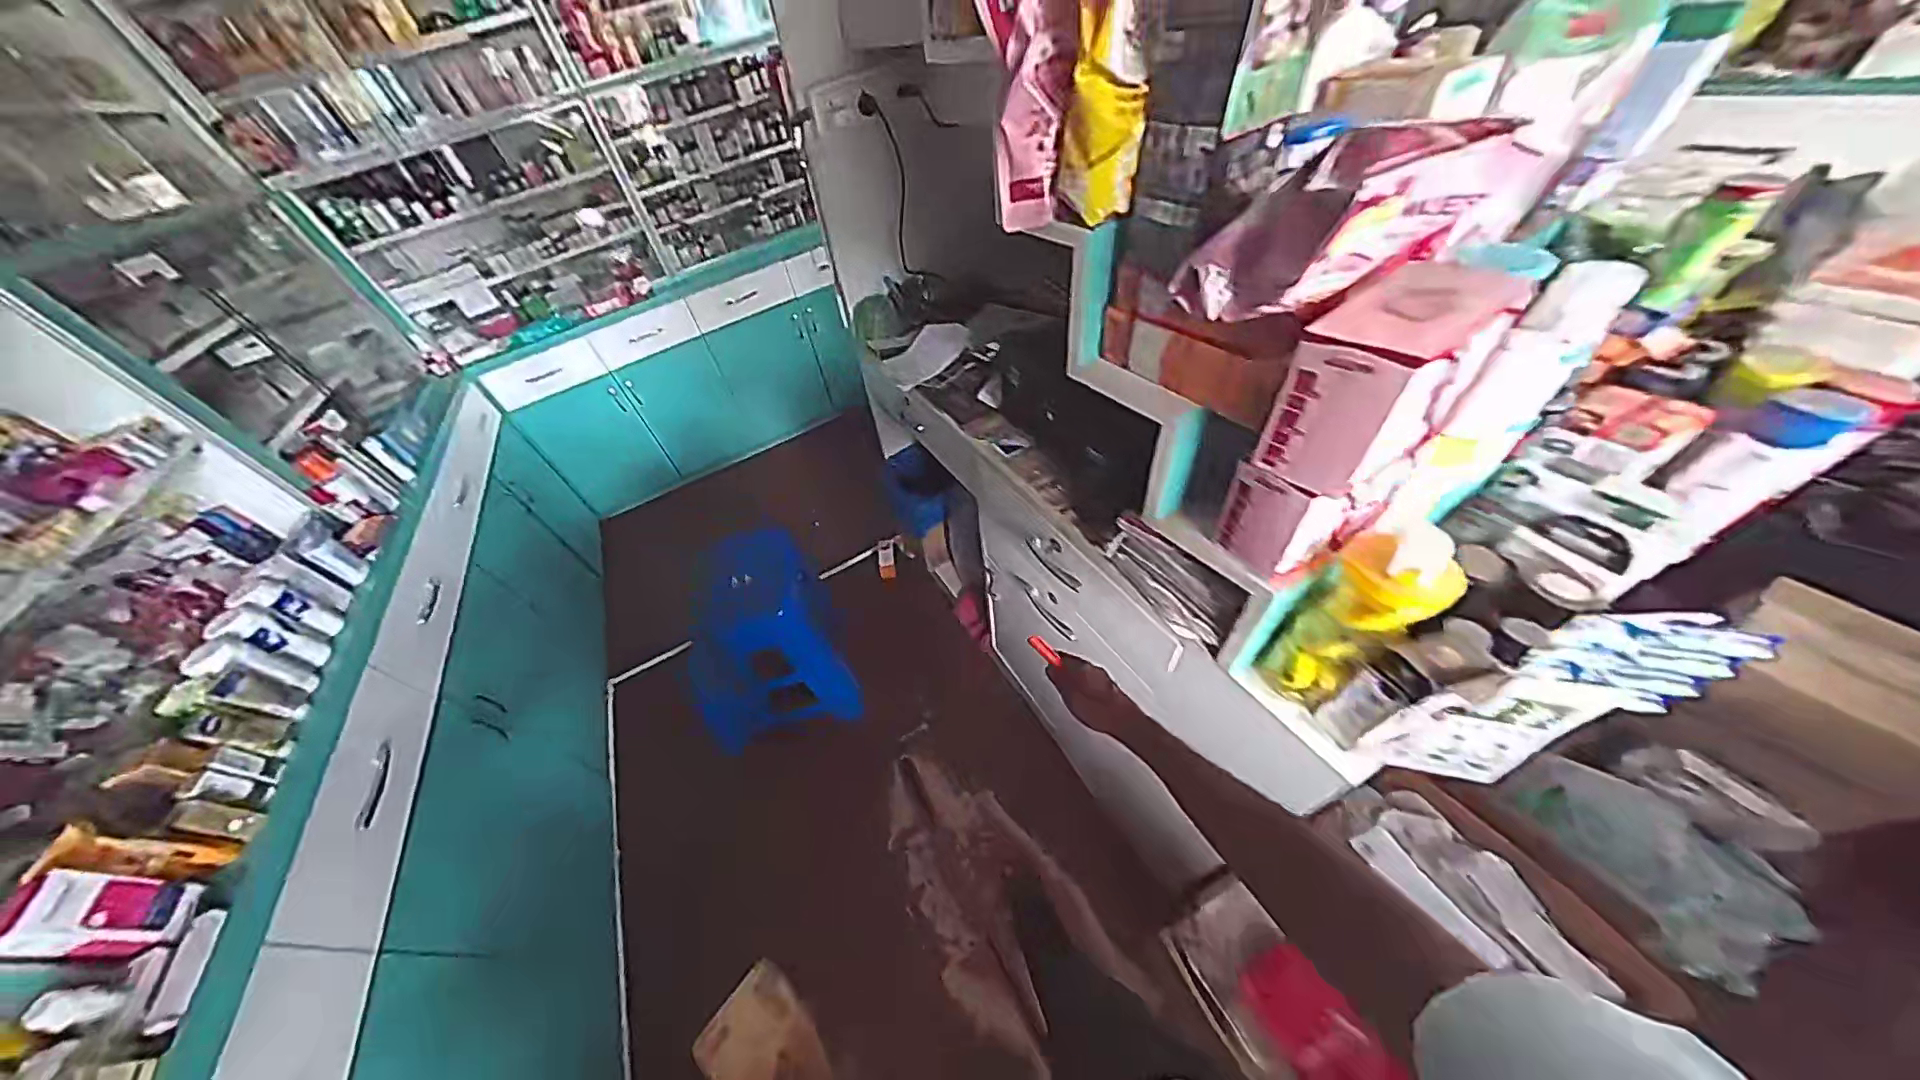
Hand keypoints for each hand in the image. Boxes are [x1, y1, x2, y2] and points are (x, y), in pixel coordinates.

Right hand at [1044, 653, 1148, 741]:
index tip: (1042, 650)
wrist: (1123, 720)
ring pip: (1082, 668)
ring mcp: (1102, 676)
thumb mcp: (1070, 697)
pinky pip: (1090, 675)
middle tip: (1052, 666)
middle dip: (1061, 663)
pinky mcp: (1108, 684)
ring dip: (1072, 671)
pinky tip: (1080, 689)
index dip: (1051, 654)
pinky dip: (1082, 678)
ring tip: (1064, 680)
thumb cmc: (1098, 709)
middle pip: (1073, 661)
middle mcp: (1093, 668)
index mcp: (1082, 668)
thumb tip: (1051, 669)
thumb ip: (1060, 680)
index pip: (1061, 656)